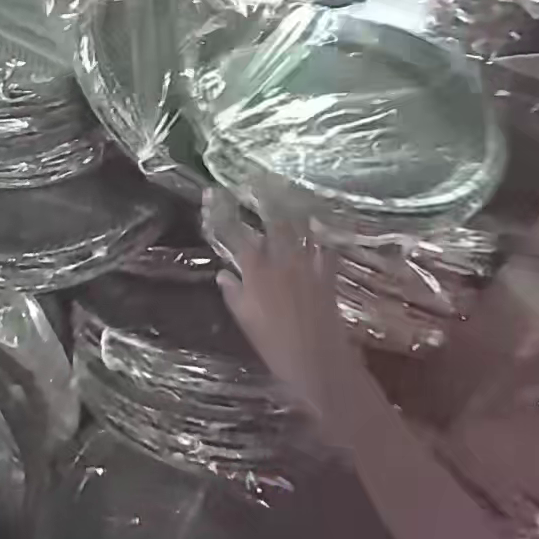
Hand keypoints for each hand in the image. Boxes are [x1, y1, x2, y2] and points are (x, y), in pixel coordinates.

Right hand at [205, 191, 362, 419]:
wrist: (319, 362)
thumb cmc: (276, 346)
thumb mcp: (246, 321)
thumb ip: (234, 293)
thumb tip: (223, 273)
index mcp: (256, 272)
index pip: (235, 234)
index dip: (222, 212)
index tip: (212, 192)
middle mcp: (282, 261)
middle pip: (272, 220)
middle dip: (265, 195)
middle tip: (259, 177)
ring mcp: (307, 265)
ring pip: (300, 227)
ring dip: (293, 207)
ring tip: (288, 189)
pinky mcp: (326, 273)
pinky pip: (324, 246)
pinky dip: (321, 233)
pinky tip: (320, 222)